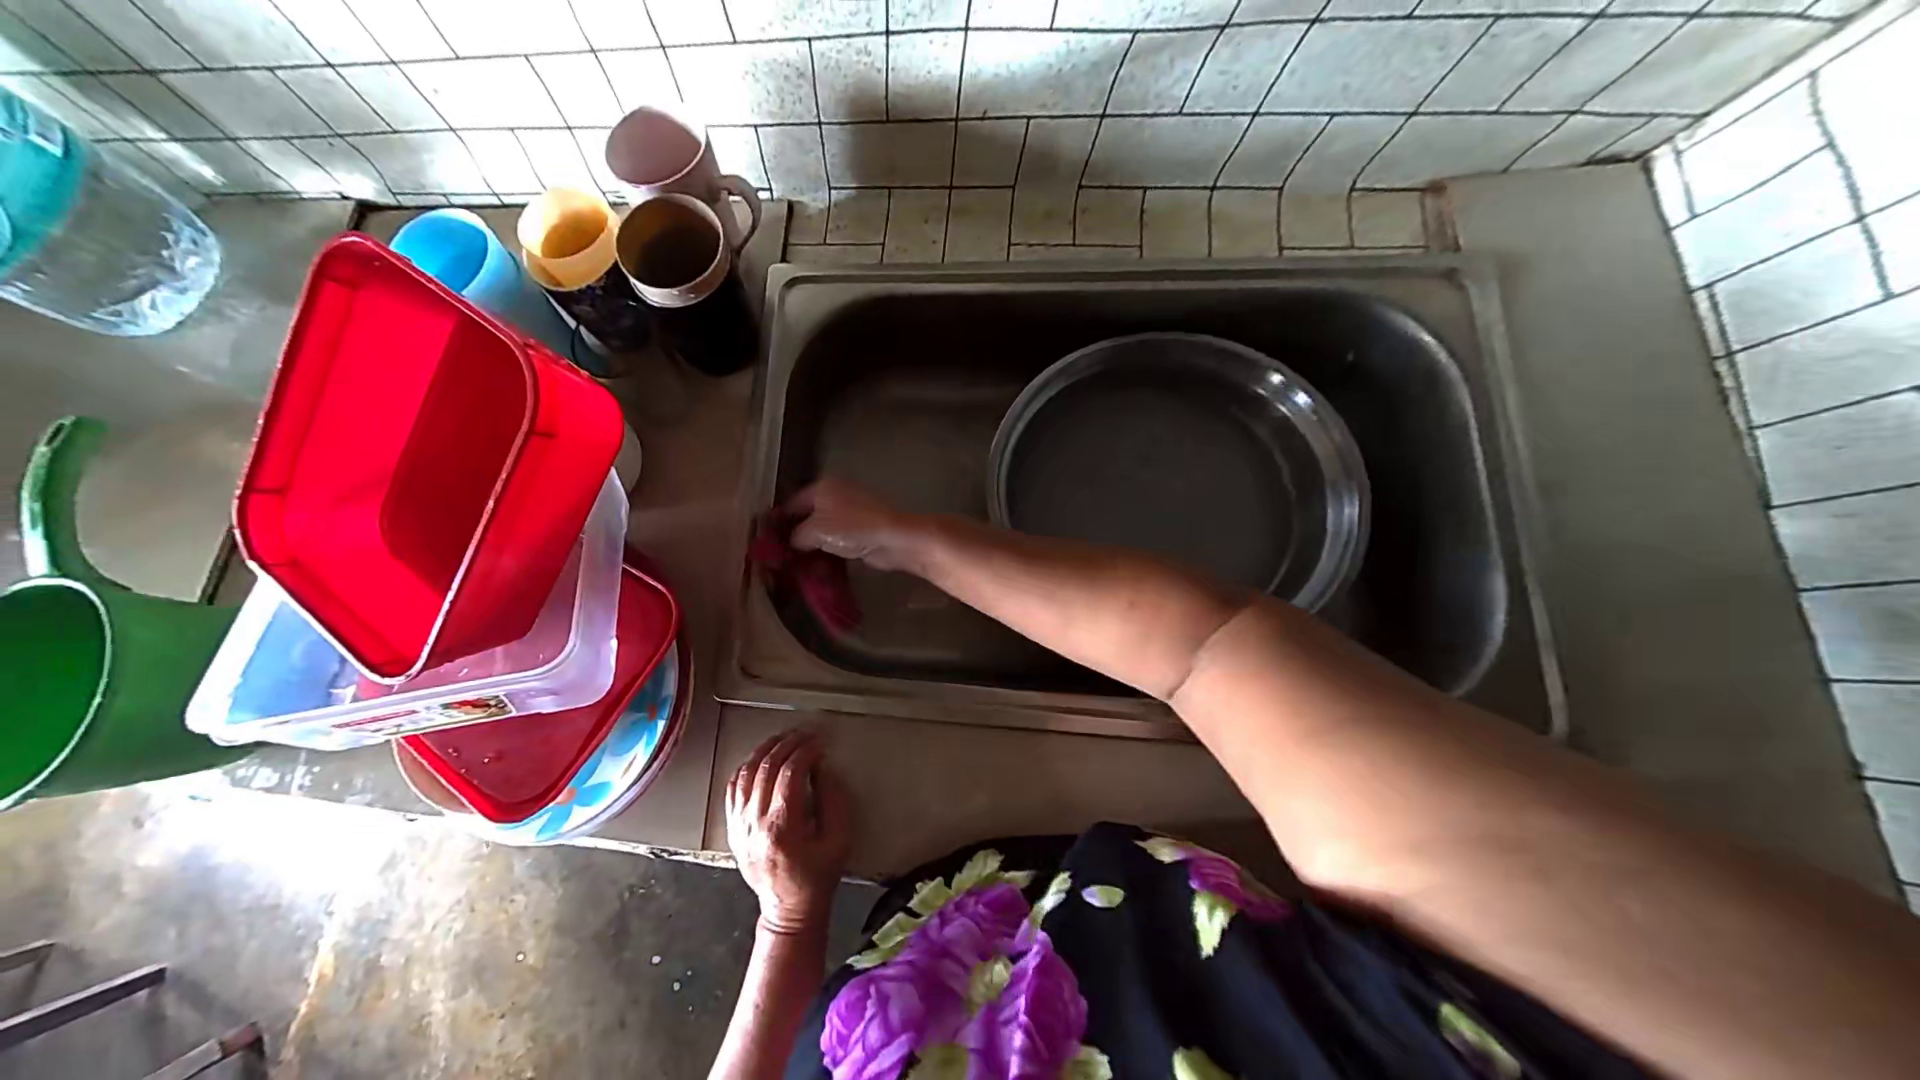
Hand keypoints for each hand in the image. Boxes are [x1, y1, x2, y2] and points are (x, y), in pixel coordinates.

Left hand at [725, 730, 852, 934]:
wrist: (789, 909)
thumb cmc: (817, 877)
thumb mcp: (839, 839)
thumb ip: (833, 800)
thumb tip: (823, 769)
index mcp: (782, 827)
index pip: (790, 773)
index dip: (806, 752)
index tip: (819, 745)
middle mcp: (755, 823)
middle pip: (767, 767)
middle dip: (788, 744)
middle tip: (804, 735)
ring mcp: (739, 826)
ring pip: (746, 773)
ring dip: (765, 750)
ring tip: (783, 739)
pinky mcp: (733, 829)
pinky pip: (733, 789)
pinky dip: (745, 768)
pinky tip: (759, 758)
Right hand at [787, 479, 926, 572]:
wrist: (893, 538)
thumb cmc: (851, 527)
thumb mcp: (814, 531)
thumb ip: (796, 536)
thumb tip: (790, 543)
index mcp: (823, 487)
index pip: (792, 503)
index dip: (779, 521)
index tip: (767, 541)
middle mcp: (836, 495)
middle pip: (808, 516)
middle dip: (795, 536)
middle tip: (780, 556)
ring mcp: (851, 513)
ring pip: (823, 530)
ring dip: (812, 547)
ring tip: (796, 565)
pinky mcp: (862, 531)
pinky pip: (837, 541)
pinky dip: (828, 552)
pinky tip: (818, 567)